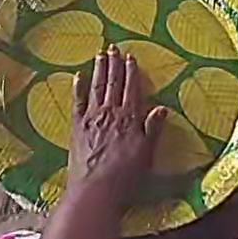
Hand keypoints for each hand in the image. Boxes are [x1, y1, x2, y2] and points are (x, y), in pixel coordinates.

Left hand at [67, 48, 166, 202]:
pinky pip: (77, 101)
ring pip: (96, 87)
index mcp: (129, 118)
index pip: (132, 88)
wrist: (94, 192)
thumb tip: (161, 107)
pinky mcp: (76, 127)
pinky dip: (78, 87)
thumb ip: (152, 129)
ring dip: (99, 69)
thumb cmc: (125, 177)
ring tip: (100, 54)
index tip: (131, 57)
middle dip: (114, 64)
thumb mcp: (147, 154)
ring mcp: (91, 118)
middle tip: (114, 47)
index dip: (132, 71)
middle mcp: (110, 113)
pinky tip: (78, 76)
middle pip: (113, 83)